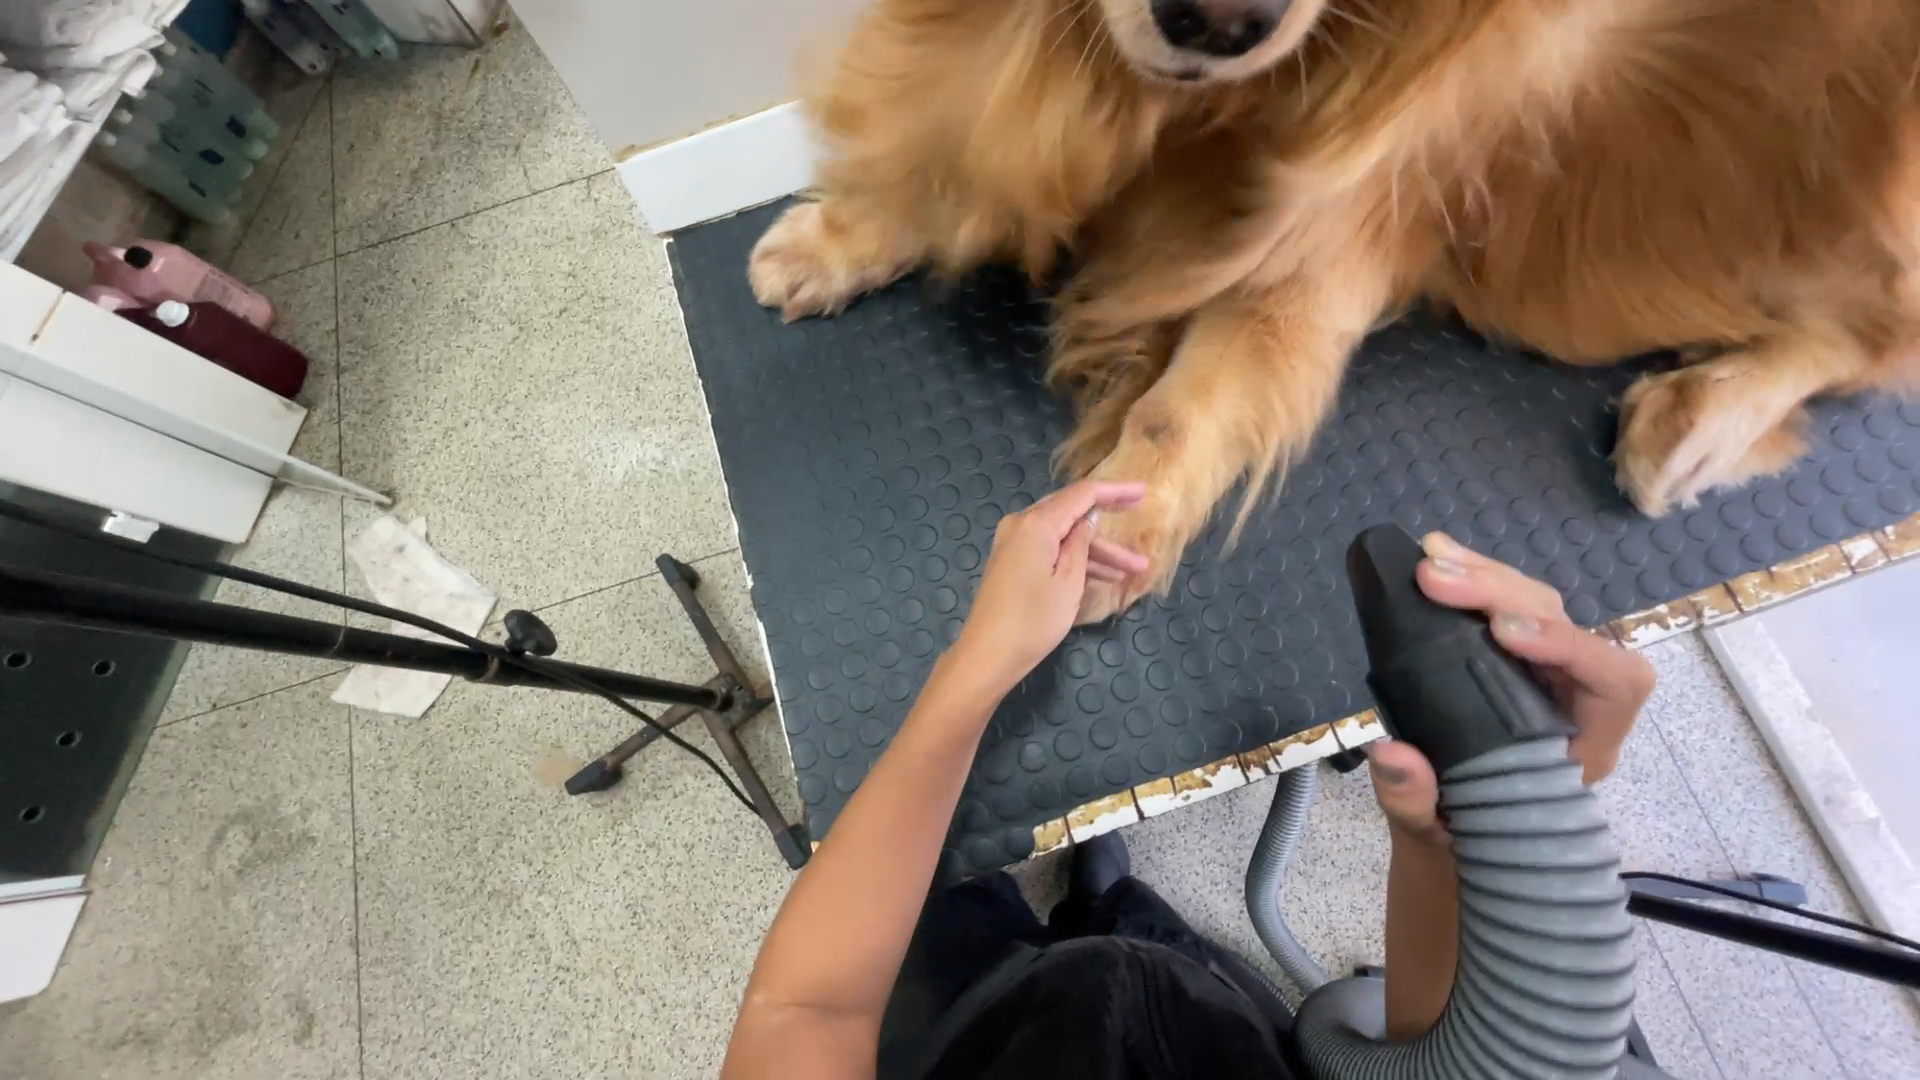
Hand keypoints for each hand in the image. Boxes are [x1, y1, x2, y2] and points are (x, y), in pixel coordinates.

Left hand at [948, 479, 1150, 695]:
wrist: (989, 654)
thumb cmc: (1033, 620)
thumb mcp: (1068, 581)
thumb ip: (1081, 544)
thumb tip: (1088, 519)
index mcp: (1036, 523)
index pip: (1081, 495)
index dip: (1115, 491)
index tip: (1144, 492)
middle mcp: (1020, 525)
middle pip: (1071, 515)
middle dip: (1108, 528)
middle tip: (1140, 523)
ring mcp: (1013, 543)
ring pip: (1062, 537)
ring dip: (1096, 552)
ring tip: (1134, 569)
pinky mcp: (1011, 562)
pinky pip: (1049, 550)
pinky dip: (1074, 560)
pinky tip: (1104, 576)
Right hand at [1367, 531, 1655, 844]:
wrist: (1460, 831)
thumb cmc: (1462, 836)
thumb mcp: (1433, 831)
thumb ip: (1414, 800)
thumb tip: (1389, 751)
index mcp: (1579, 747)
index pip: (1613, 682)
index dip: (1568, 647)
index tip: (1501, 633)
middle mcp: (1568, 698)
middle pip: (1564, 624)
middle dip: (1502, 594)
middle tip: (1432, 576)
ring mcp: (1536, 671)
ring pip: (1535, 605)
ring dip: (1484, 575)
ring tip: (1430, 555)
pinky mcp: (1499, 655)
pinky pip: (1501, 607)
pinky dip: (1469, 579)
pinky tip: (1432, 560)